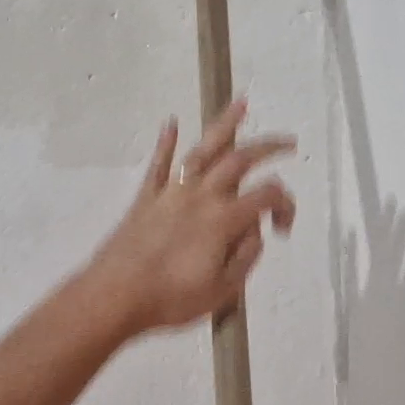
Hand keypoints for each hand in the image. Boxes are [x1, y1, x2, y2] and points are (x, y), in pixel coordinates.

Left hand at [83, 101, 296, 336]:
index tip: (284, 228)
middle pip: (240, 160)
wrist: (116, 296)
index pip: (267, 196)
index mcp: (224, 220)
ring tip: (242, 104)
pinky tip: (171, 123)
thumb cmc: (172, 300)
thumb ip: (246, 256)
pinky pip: (159, 164)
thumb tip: (254, 231)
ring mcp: (171, 192)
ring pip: (202, 150)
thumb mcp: (224, 290)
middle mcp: (201, 196)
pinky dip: (166, 142)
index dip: (286, 205)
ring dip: (224, 125)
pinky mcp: (146, 198)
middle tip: (289, 143)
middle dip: (269, 147)